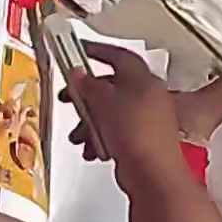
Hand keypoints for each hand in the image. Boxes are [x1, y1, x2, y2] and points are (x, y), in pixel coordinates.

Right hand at [65, 41, 183, 176]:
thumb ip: (87, 85)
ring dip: (91, 122)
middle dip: (87, 96)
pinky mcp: (143, 140)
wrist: (150, 172)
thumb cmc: (134, 133)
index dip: (97, 51)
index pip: (118, 56)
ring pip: (111, 112)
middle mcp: (148, 96)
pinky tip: (93, 148)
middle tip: (70, 98)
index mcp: (142, 79)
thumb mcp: (102, 102)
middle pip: (111, 87)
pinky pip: (116, 132)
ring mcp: (147, 119)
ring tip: (80, 134)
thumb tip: (78, 75)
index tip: (81, 49)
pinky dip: (101, 138)